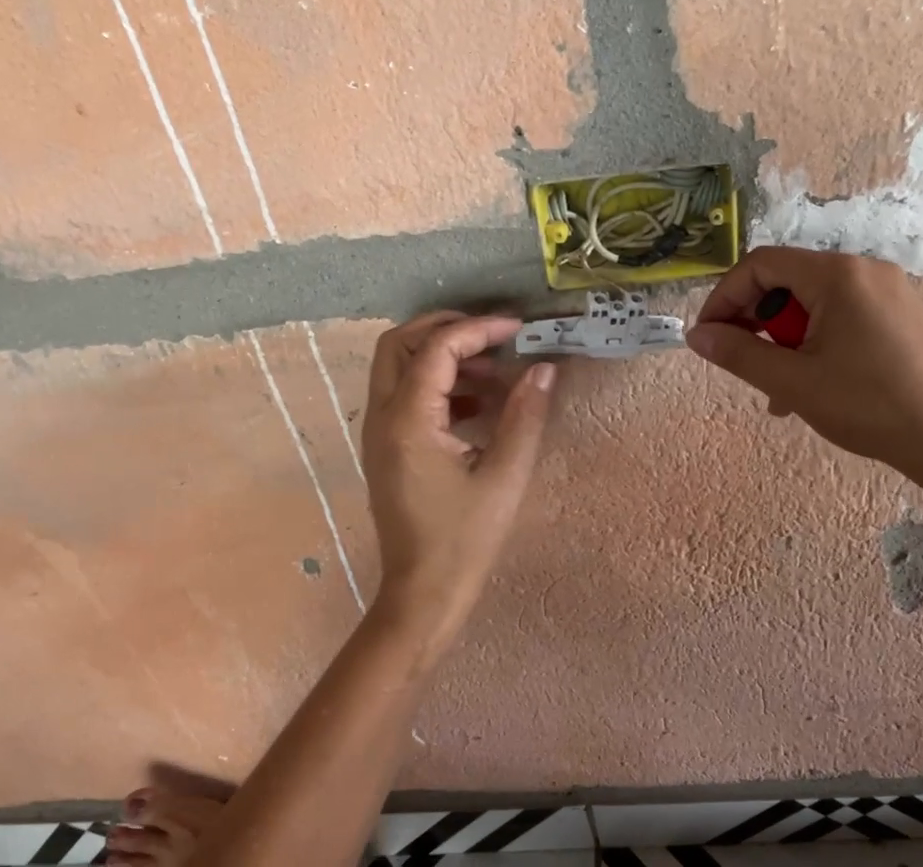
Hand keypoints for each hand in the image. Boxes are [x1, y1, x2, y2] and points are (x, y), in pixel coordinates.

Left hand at [361, 313, 557, 627]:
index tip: (518, 329)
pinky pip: (402, 395)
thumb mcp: (504, 477)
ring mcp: (378, 434)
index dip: (478, 329)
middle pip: (399, 344)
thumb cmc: (465, 539)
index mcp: (408, 421)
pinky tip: (478, 405)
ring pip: (397, 367)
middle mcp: (382, 418)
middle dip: (445, 328)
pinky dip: (435, 383)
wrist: (422, 593)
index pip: (436, 348)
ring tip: (493, 370)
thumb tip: (544, 368)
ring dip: (440, 355)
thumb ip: (524, 416)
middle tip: (493, 334)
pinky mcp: (385, 449)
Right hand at [687, 247, 922, 470]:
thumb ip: (739, 354)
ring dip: (785, 339)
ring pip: (813, 302)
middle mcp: (863, 269)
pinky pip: (840, 315)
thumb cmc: (868, 406)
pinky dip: (815, 341)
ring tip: (778, 391)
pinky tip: (811, 385)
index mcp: (837, 275)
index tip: (709, 338)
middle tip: (745, 365)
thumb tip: (696, 336)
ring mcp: (886, 290)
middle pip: (787, 281)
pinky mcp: (899, 313)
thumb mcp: (793, 382)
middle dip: (757, 323)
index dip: (725, 298)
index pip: (761, 265)